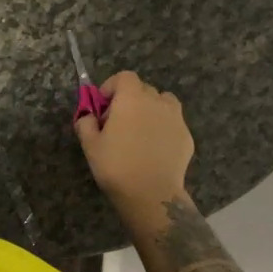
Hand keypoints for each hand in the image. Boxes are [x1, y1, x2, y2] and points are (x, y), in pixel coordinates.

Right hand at [75, 71, 195, 225]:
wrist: (151, 194)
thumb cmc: (116, 166)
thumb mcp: (90, 144)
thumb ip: (86, 123)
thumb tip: (88, 116)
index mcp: (132, 99)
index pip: (125, 77)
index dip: (112, 86)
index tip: (103, 105)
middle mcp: (157, 102)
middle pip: (143, 88)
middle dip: (129, 98)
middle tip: (118, 121)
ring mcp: (176, 119)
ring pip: (163, 102)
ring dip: (150, 108)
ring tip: (140, 129)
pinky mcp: (186, 136)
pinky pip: (173, 122)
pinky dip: (163, 126)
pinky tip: (154, 147)